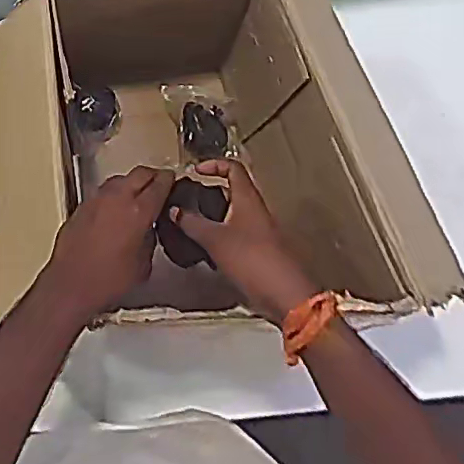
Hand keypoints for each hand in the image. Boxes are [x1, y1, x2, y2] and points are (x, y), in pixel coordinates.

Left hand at [34, 166, 173, 325]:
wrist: (72, 282)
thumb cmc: (107, 280)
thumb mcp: (142, 264)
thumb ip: (149, 239)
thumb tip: (148, 230)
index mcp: (137, 212)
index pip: (158, 186)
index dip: (168, 180)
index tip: (173, 179)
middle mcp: (116, 199)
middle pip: (139, 174)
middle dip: (152, 175)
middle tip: (160, 182)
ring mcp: (97, 199)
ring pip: (120, 179)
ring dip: (132, 182)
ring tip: (139, 193)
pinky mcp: (83, 204)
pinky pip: (104, 191)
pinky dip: (115, 193)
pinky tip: (118, 206)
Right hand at [172, 159, 319, 319]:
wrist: (289, 299)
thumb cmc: (253, 260)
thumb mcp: (215, 239)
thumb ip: (192, 223)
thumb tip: (175, 211)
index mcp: (248, 200)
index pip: (233, 168)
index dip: (214, 164)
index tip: (196, 172)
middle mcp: (257, 212)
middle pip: (232, 191)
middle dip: (209, 193)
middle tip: (190, 200)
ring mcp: (262, 233)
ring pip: (234, 214)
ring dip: (214, 216)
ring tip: (193, 225)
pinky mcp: (262, 253)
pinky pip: (238, 234)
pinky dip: (221, 235)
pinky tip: (208, 248)